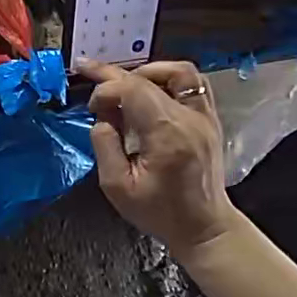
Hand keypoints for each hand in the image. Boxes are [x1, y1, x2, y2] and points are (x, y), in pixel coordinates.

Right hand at [80, 60, 241, 256]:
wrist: (204, 227)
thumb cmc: (159, 212)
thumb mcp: (117, 186)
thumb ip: (104, 145)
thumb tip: (102, 118)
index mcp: (166, 134)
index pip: (132, 89)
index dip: (105, 90)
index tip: (92, 109)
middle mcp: (189, 118)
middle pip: (149, 78)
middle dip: (114, 75)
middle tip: (87, 69)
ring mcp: (204, 116)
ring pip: (177, 72)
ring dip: (145, 72)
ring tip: (122, 82)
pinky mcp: (209, 120)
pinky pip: (192, 83)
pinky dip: (166, 79)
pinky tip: (148, 90)